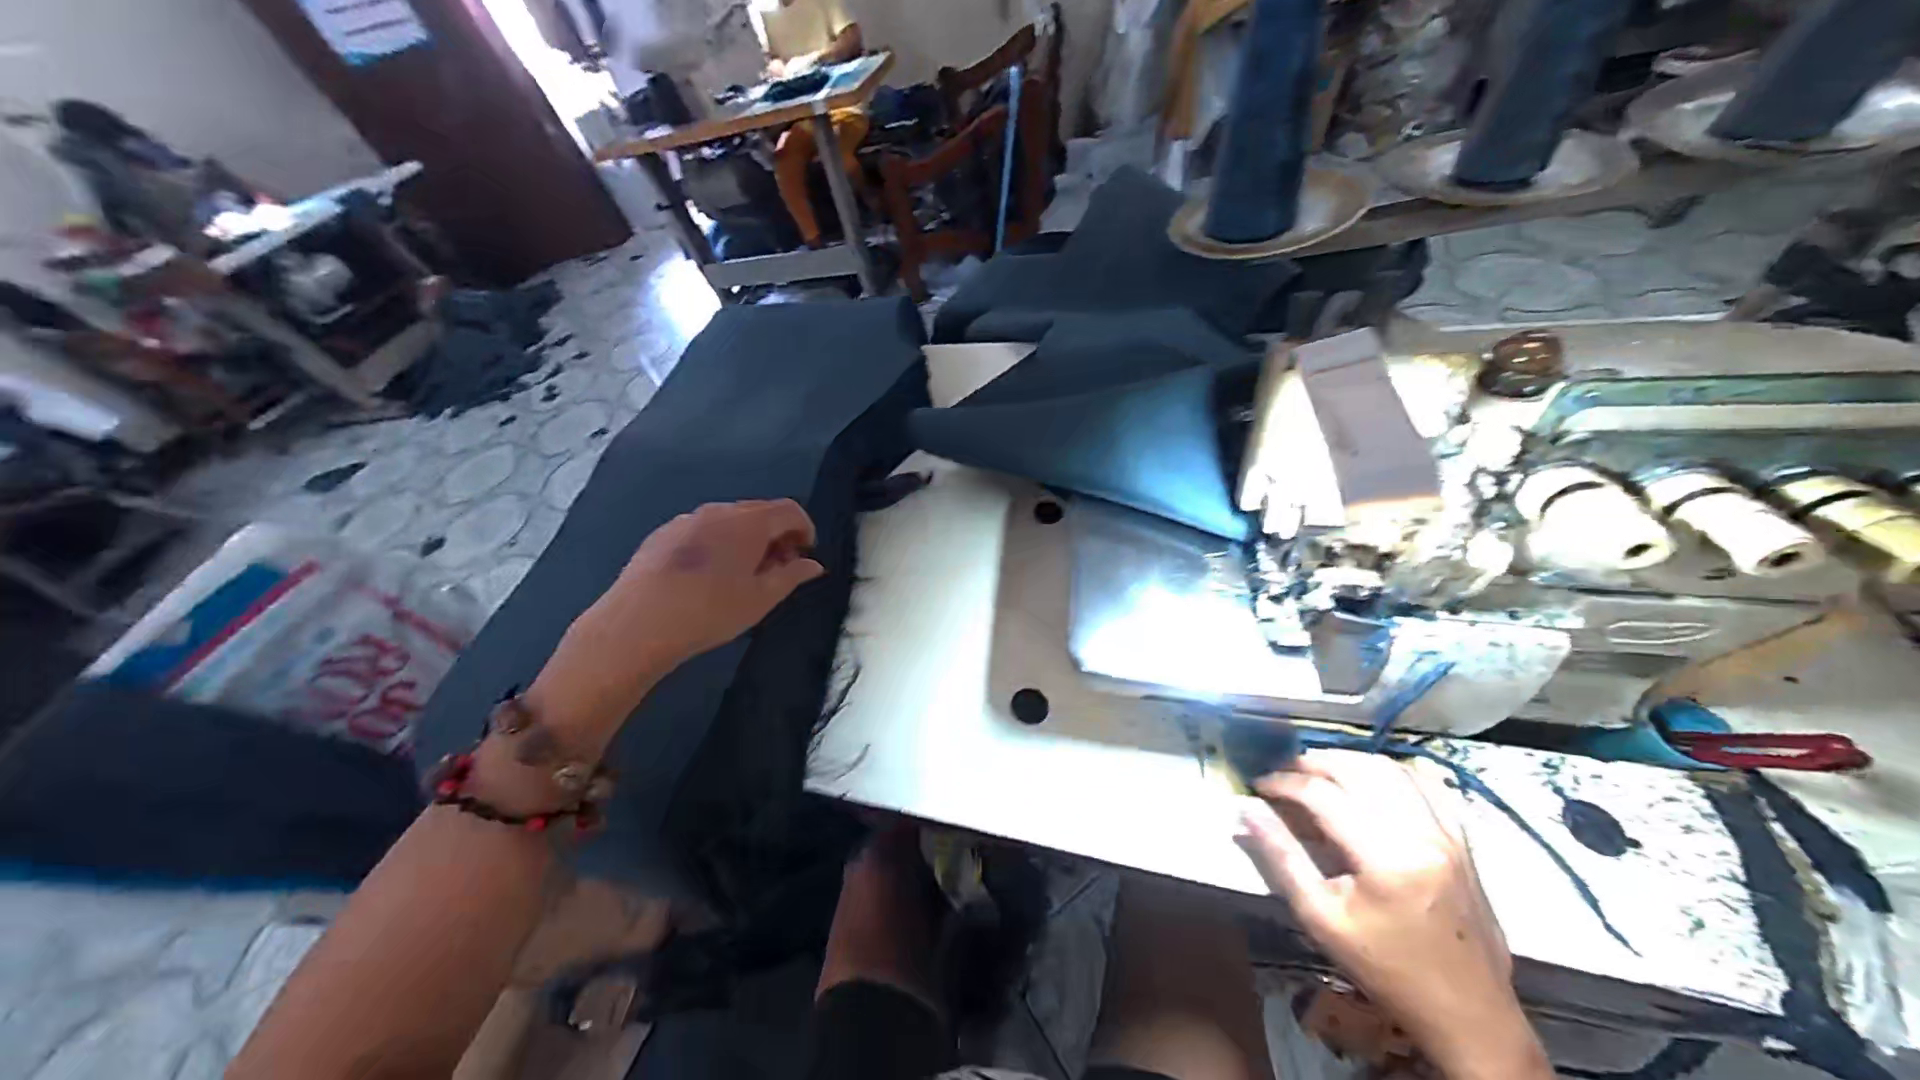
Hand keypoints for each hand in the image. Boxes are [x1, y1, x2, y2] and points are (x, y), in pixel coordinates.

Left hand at [530, 500, 824, 739]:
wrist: (637, 623)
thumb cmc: (711, 611)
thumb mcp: (761, 599)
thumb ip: (791, 576)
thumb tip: (813, 565)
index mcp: (749, 522)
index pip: (789, 510)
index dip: (804, 528)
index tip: (805, 554)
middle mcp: (719, 511)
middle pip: (758, 512)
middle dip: (776, 535)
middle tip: (779, 568)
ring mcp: (686, 520)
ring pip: (728, 521)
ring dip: (746, 539)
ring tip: (743, 575)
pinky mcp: (662, 534)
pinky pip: (702, 531)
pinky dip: (717, 543)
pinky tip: (707, 577)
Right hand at [1236, 750, 1550, 1079]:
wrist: (1467, 1011)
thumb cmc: (1385, 968)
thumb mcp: (1320, 918)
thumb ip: (1281, 856)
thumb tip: (1246, 809)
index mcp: (1385, 858)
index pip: (1322, 794)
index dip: (1283, 783)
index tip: (1259, 787)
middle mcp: (1421, 834)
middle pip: (1357, 770)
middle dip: (1313, 763)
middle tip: (1284, 774)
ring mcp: (1447, 833)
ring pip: (1391, 769)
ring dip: (1349, 761)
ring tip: (1319, 773)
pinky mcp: (1462, 839)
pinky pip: (1427, 783)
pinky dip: (1390, 772)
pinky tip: (1368, 781)